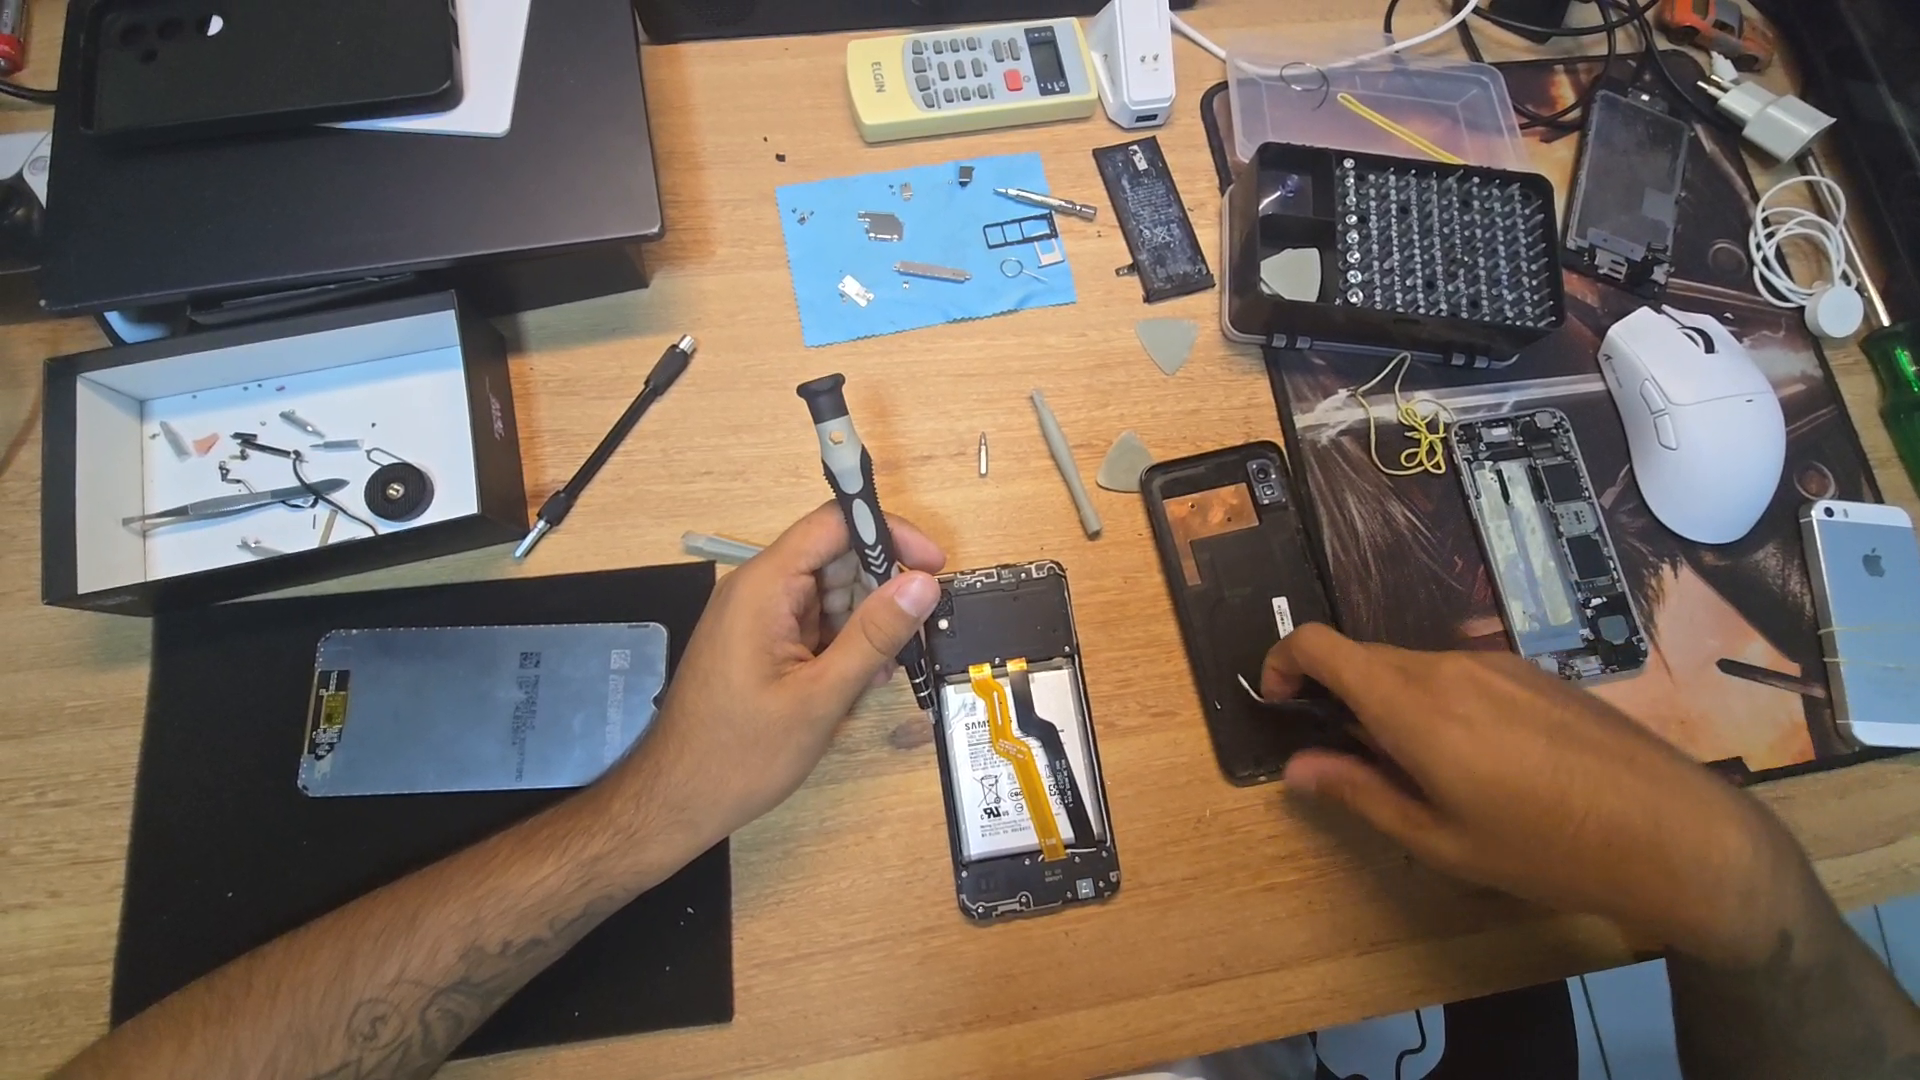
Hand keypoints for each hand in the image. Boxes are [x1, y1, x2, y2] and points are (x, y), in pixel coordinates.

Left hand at [619, 504, 945, 847]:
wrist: (677, 802)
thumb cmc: (742, 753)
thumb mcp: (821, 696)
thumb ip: (875, 635)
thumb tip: (924, 583)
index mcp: (765, 586)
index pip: (834, 524)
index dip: (889, 532)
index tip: (934, 564)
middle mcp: (760, 589)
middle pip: (836, 558)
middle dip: (882, 588)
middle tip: (914, 631)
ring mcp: (760, 616)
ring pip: (832, 593)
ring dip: (867, 622)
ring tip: (887, 667)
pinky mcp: (764, 641)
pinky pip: (817, 623)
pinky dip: (846, 643)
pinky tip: (863, 679)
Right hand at [1262, 625, 1821, 966]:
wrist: (1688, 840)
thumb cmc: (1548, 848)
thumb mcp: (1439, 838)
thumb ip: (1357, 791)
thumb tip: (1294, 768)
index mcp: (1411, 704)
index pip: (1317, 643)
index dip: (1281, 660)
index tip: (1280, 700)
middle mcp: (1443, 666)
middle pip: (1359, 655)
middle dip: (1334, 692)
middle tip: (1352, 753)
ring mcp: (1491, 663)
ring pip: (1406, 664)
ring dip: (1385, 698)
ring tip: (1421, 763)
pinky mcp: (1528, 670)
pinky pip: (1452, 670)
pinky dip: (1431, 697)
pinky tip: (1477, 753)